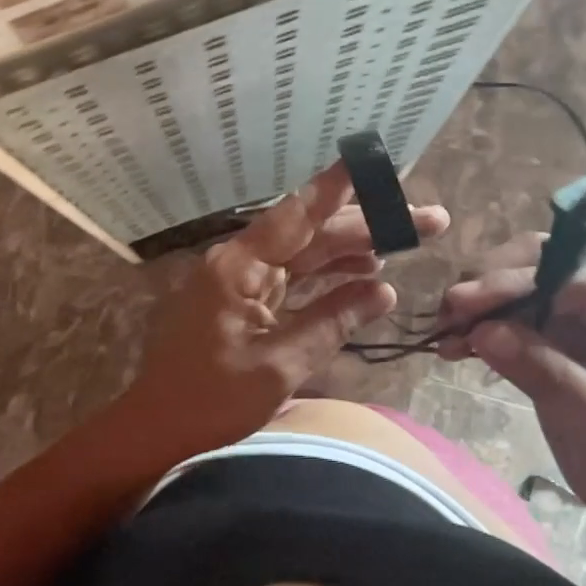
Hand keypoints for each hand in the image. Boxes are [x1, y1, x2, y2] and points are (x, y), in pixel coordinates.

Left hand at [119, 162, 449, 456]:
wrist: (158, 429)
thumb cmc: (211, 401)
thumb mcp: (280, 366)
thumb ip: (331, 322)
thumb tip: (382, 290)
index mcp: (238, 267)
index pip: (296, 215)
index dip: (337, 186)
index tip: (371, 157)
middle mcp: (237, 263)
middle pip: (308, 234)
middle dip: (365, 224)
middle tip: (427, 217)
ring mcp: (238, 282)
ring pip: (303, 255)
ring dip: (351, 249)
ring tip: (406, 241)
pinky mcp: (241, 303)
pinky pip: (291, 279)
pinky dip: (326, 278)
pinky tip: (366, 275)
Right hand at [437, 234, 585, 551]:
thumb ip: (552, 377)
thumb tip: (483, 330)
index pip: (583, 281)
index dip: (518, 283)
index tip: (462, 304)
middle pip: (552, 269)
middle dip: (496, 284)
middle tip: (449, 315)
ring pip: (527, 288)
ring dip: (482, 304)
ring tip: (445, 334)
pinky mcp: (567, 348)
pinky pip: (517, 321)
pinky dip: (484, 327)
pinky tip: (454, 347)